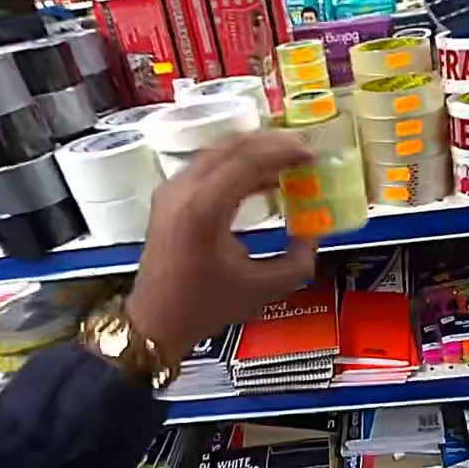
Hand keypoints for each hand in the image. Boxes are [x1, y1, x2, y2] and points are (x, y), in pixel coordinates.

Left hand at [126, 131, 317, 358]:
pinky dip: (236, 164)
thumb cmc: (206, 307)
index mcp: (205, 208)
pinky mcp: (169, 198)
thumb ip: (298, 260)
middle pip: (231, 146)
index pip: (248, 160)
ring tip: (286, 162)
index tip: (311, 154)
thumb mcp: (264, 288)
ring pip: (218, 151)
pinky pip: (207, 166)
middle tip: (303, 151)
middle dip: (271, 144)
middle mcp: (184, 190)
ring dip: (253, 151)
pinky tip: (261, 180)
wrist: (155, 323)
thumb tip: (314, 234)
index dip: (284, 152)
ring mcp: (172, 191)